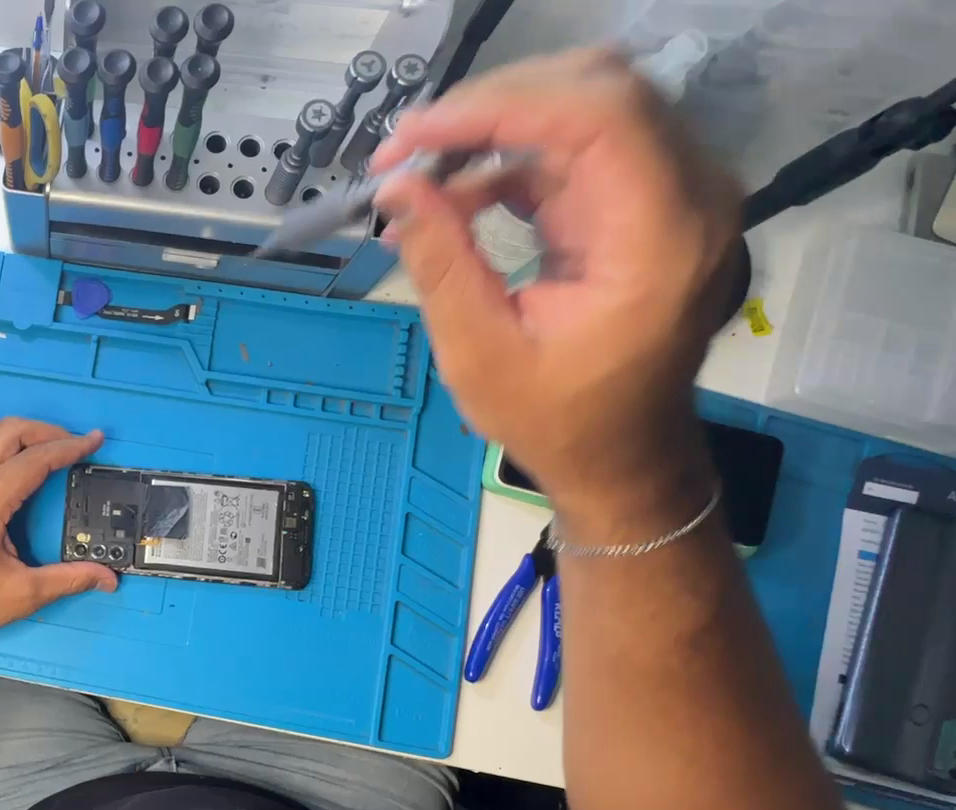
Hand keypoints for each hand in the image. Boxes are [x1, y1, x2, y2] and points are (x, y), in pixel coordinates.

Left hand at [0, 418, 117, 663]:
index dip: (69, 447)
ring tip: (37, 446)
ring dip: (12, 430)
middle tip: (73, 443)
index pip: (35, 458)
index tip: (94, 441)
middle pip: (8, 431)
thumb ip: (68, 579)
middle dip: (46, 431)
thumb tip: (109, 579)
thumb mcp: (20, 594)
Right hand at [371, 48, 739, 539]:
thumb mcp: (479, 352)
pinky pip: (572, 150)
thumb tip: (395, 189)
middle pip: (595, 91)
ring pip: (581, 108)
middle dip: (488, 108)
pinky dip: (504, 163)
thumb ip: (440, 263)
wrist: (618, 449)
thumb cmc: (554, 417)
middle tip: (403, 151)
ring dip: (490, 132)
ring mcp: (668, 192)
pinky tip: (450, 201)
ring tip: (413, 178)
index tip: (410, 139)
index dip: (496, 109)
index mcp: (657, 238)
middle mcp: (685, 194)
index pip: (595, 117)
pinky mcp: (640, 201)